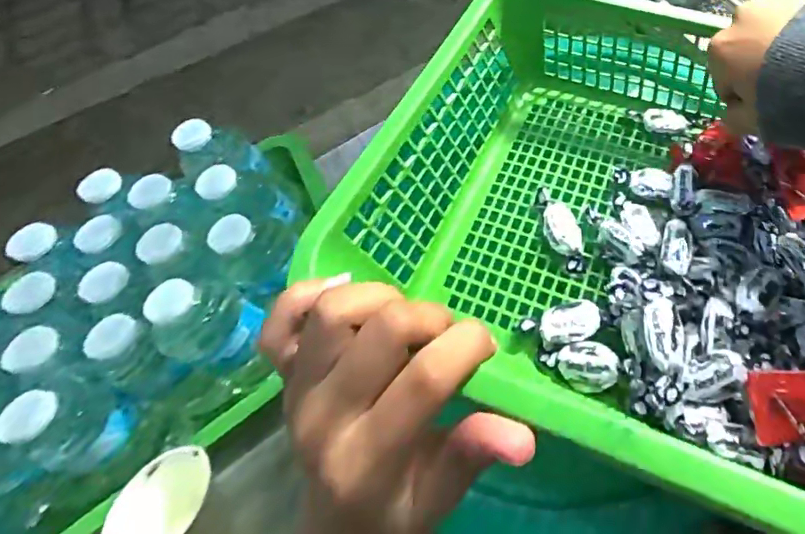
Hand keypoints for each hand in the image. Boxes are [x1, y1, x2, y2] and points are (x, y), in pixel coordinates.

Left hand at [260, 279, 535, 533]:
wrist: (330, 526)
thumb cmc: (395, 508)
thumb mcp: (438, 496)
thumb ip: (473, 456)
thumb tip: (525, 436)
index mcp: (367, 457)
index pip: (426, 377)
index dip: (469, 344)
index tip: (485, 349)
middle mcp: (324, 417)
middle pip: (385, 328)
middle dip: (433, 318)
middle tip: (445, 335)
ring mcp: (296, 391)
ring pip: (334, 310)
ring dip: (382, 299)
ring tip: (404, 321)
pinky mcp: (281, 374)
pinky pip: (280, 319)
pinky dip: (309, 294)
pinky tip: (347, 297)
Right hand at [707, 0, 804, 136]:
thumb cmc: (791, 101)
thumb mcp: (757, 124)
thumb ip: (734, 119)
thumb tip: (733, 111)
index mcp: (721, 48)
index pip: (722, 77)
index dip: (741, 95)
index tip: (763, 104)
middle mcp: (741, 17)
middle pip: (745, 45)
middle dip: (760, 62)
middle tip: (790, 84)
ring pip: (772, 26)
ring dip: (784, 43)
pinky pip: (801, 15)